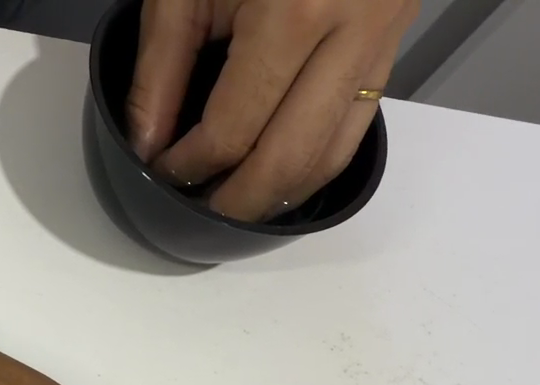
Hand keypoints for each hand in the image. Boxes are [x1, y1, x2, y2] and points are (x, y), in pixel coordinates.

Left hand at [126, 0, 418, 220]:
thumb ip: (159, 73)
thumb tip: (145, 147)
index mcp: (297, 10)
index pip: (232, 134)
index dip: (187, 168)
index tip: (163, 171)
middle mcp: (353, 26)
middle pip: (288, 159)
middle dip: (235, 202)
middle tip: (198, 211)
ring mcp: (385, 33)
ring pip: (331, 153)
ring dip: (278, 196)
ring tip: (231, 204)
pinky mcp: (394, 37)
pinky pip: (356, 125)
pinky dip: (313, 164)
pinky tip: (277, 174)